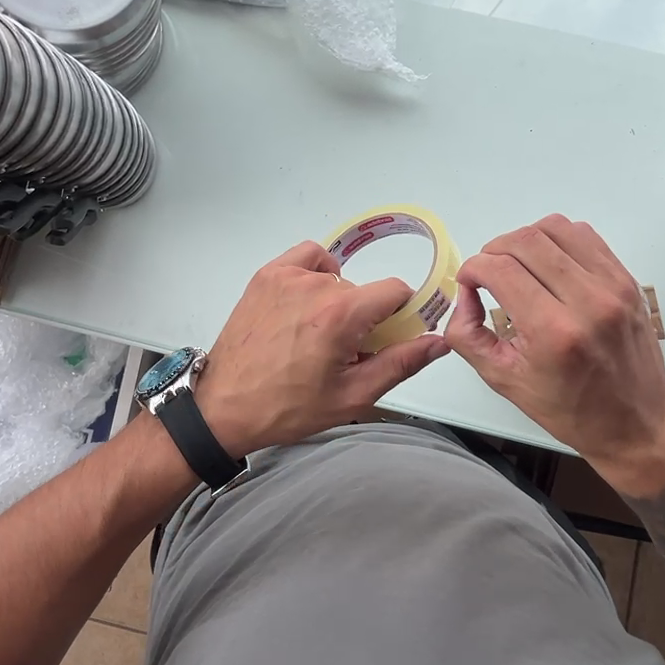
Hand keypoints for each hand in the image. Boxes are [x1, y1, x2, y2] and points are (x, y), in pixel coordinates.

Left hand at [193, 241, 449, 457]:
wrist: (226, 406)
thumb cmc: (289, 407)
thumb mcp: (353, 396)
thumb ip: (400, 363)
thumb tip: (438, 342)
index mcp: (341, 315)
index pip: (395, 290)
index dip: (399, 313)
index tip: (386, 337)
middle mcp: (316, 286)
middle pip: (363, 290)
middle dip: (363, 317)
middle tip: (340, 352)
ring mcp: (287, 276)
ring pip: (337, 277)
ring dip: (338, 299)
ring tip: (318, 332)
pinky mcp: (266, 275)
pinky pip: (308, 257)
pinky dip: (315, 272)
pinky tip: (307, 301)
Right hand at [445, 214, 664, 497]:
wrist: (638, 426)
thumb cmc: (568, 409)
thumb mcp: (503, 380)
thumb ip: (467, 334)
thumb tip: (465, 293)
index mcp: (554, 332)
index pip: (500, 270)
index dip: (473, 268)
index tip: (468, 282)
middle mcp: (587, 302)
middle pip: (525, 241)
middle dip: (494, 250)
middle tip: (487, 273)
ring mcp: (613, 286)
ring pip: (554, 227)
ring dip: (524, 239)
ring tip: (517, 264)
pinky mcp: (627, 279)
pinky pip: (584, 234)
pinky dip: (556, 239)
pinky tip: (547, 264)